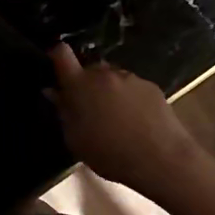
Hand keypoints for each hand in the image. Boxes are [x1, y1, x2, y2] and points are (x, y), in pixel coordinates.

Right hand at [47, 43, 197, 194]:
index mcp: (80, 84)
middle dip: (85, 83)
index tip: (54, 65)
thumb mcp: (75, 139)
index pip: (61, 54)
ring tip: (114, 117)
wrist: (160, 160)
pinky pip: (132, 87)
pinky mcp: (152, 86)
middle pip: (89, 68)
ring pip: (112, 78)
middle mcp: (104, 74)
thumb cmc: (108, 153)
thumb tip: (55, 92)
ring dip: (108, 90)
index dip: (55, 55)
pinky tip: (135, 120)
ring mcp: (130, 78)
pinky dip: (128, 98)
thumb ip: (63, 112)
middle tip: (87, 106)